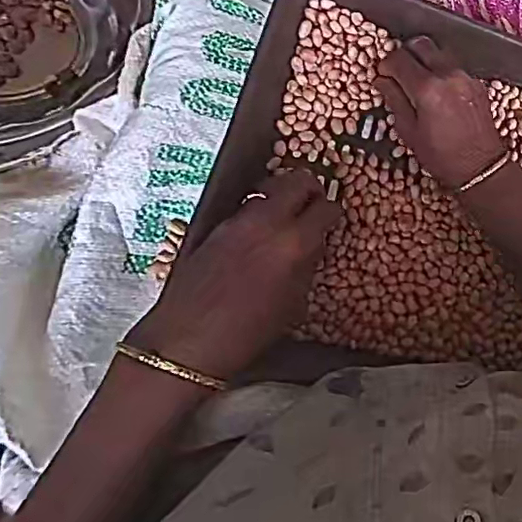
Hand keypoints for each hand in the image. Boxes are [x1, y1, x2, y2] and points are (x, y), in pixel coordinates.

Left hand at [124, 167, 339, 378]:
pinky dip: (259, 213)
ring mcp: (237, 221)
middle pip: (298, 180)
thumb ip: (307, 264)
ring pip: (268, 189)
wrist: (187, 341)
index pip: (326, 207)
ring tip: (286, 217)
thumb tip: (313, 245)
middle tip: (315, 202)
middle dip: (312, 187)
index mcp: (295, 242)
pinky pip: (246, 207)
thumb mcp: (293, 302)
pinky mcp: (214, 228)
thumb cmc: (249, 331)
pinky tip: (258, 236)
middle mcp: (267, 222)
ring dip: (282, 197)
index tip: (333, 219)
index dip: (334, 212)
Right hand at [376, 36, 505, 189]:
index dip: (386, 65)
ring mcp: (466, 77)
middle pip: (421, 44)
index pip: (398, 59)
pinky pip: (454, 66)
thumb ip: (395, 100)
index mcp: (428, 89)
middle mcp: (449, 76)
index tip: (383, 74)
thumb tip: (382, 81)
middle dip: (405, 54)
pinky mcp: (477, 83)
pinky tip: (438, 90)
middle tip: (399, 71)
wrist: (481, 166)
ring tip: (418, 81)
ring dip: (425, 60)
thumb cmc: (442, 156)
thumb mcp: (409, 132)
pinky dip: (442, 71)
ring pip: (440, 52)